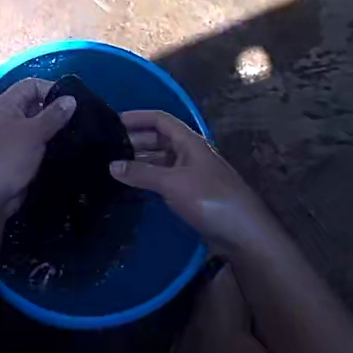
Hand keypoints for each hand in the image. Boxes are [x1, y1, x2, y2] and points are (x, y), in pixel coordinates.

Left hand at [0, 78, 75, 219]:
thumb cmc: (7, 158)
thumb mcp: (33, 133)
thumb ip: (53, 115)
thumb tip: (71, 98)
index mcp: (5, 105)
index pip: (31, 85)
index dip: (52, 89)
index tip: (75, 103)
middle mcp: (6, 117)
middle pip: (35, 105)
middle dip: (56, 111)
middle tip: (82, 121)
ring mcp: (9, 138)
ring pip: (37, 127)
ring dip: (54, 131)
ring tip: (78, 136)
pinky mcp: (15, 157)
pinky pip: (35, 145)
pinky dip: (48, 146)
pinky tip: (66, 152)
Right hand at [112, 110, 278, 251]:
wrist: (245, 235)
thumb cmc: (210, 200)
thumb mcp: (172, 183)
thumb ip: (141, 173)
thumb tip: (111, 166)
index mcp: (189, 142)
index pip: (160, 120)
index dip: (138, 117)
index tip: (113, 122)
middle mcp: (190, 154)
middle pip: (158, 139)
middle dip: (135, 140)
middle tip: (107, 148)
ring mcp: (191, 174)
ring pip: (160, 160)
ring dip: (139, 161)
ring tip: (114, 166)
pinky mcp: (190, 194)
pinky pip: (163, 179)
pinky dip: (147, 179)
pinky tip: (131, 185)